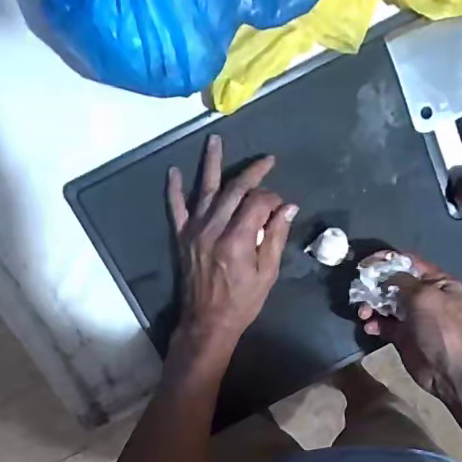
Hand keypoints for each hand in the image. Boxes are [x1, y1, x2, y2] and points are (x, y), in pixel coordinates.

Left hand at [166, 134, 296, 361]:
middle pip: (234, 190)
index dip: (273, 198)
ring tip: (214, 140)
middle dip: (253, 173)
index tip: (282, 205)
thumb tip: (287, 206)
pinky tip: (173, 171)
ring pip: (204, 190)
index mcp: (237, 240)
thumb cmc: (242, 302)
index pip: (258, 203)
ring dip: (211, 163)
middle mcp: (213, 229)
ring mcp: (195, 231)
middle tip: (267, 160)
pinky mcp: (182, 237)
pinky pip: (176, 208)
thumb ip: (275, 236)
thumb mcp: (267, 273)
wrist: (207, 322)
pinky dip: (174, 189)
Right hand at [357, 254, 461, 398]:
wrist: (448, 370)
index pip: (409, 263)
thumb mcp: (424, 296)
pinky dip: (373, 323)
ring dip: (370, 305)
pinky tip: (369, 327)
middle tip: (359, 290)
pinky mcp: (401, 335)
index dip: (387, 260)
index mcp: (437, 282)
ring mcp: (412, 316)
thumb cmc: (441, 327)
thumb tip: (383, 277)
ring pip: (384, 304)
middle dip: (374, 285)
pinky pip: (382, 324)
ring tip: (363, 313)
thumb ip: (401, 281)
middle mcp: (424, 296)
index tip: (365, 263)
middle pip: (393, 283)